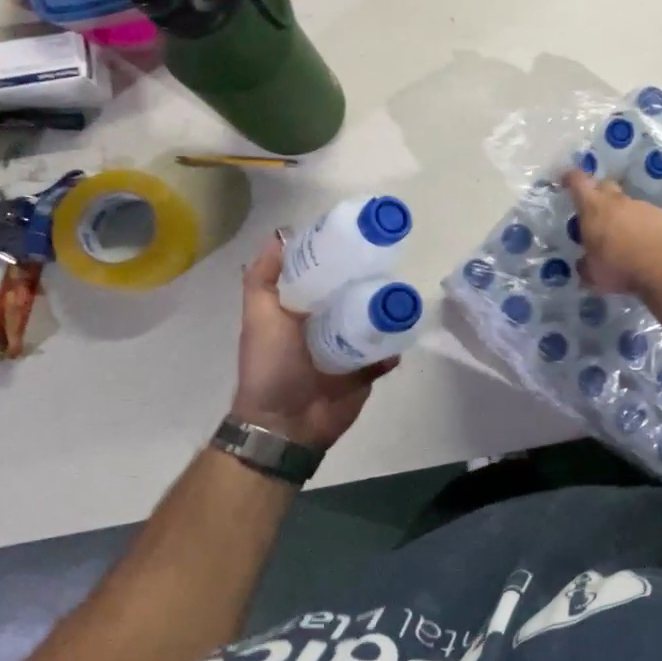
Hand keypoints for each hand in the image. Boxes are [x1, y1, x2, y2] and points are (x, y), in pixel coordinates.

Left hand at [230, 233, 395, 449]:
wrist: (287, 424)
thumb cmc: (270, 366)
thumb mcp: (260, 317)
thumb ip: (263, 280)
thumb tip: (279, 236)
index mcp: (300, 310)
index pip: (323, 276)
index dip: (338, 258)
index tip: (359, 238)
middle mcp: (325, 325)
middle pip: (353, 296)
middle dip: (370, 282)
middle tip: (390, 266)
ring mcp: (347, 349)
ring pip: (373, 322)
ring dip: (388, 311)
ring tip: (401, 298)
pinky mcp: (365, 371)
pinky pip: (386, 353)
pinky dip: (393, 345)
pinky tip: (401, 332)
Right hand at [563, 170, 661, 295]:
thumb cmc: (619, 268)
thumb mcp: (593, 273)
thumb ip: (585, 264)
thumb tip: (584, 264)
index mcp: (594, 209)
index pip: (578, 182)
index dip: (571, 178)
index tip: (566, 180)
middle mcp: (617, 201)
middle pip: (604, 185)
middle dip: (597, 194)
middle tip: (595, 212)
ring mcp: (641, 206)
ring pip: (627, 203)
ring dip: (622, 214)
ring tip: (623, 236)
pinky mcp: (661, 215)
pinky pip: (646, 215)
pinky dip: (641, 224)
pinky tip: (644, 243)